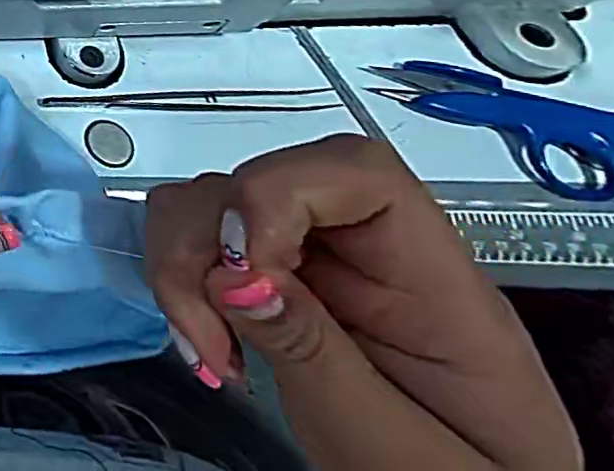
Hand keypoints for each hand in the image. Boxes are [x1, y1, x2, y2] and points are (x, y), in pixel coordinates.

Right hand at [145, 134, 578, 470]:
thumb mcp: (396, 450)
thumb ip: (317, 358)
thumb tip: (230, 276)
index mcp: (432, 279)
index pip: (355, 170)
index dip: (277, 193)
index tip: (242, 272)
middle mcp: (363, 247)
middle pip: (260, 179)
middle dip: (208, 247)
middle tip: (209, 334)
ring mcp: (311, 254)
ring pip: (211, 198)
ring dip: (184, 264)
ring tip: (208, 343)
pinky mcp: (268, 271)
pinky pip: (198, 234)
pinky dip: (181, 277)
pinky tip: (206, 334)